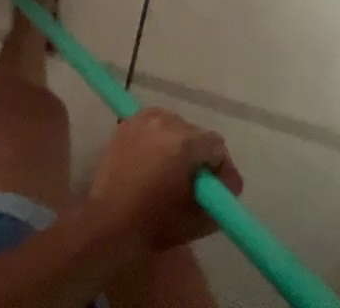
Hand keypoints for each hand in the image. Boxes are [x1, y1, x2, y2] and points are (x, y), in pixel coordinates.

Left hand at [87, 107, 243, 251]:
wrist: (111, 220)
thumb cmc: (158, 221)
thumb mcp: (204, 215)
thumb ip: (226, 190)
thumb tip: (229, 176)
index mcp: (183, 141)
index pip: (216, 144)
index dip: (219, 166)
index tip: (212, 187)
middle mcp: (162, 121)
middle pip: (194, 132)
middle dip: (197, 154)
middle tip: (191, 181)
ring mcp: (140, 119)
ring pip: (174, 126)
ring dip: (178, 144)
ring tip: (170, 171)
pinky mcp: (125, 123)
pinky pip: (153, 125)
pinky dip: (158, 138)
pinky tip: (153, 160)